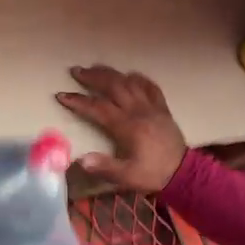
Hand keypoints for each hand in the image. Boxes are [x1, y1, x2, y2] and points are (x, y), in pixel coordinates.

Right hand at [56, 65, 188, 191]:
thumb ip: (104, 167)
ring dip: (111, 73)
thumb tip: (81, 159)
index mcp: (127, 126)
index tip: (61, 95)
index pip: (97, 108)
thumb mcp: (126, 176)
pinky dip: (138, 78)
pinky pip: (150, 86)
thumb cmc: (152, 174)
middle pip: (113, 86)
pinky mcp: (162, 108)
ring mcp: (152, 106)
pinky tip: (130, 75)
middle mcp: (139, 110)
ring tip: (96, 68)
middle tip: (76, 71)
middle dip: (93, 77)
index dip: (78, 101)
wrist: (183, 172)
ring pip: (130, 82)